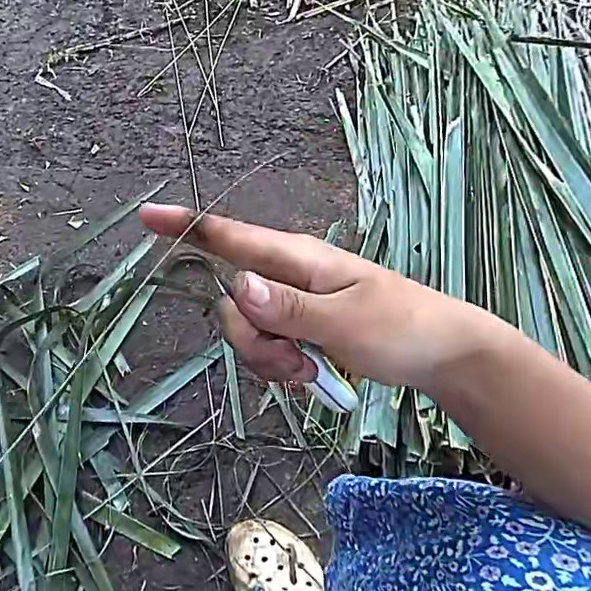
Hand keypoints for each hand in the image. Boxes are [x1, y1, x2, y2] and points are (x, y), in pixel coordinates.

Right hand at [139, 204, 504, 394]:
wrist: (443, 354)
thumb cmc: (403, 327)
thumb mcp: (347, 321)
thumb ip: (290, 307)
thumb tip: (237, 286)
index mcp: (297, 258)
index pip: (232, 236)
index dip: (188, 226)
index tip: (147, 217)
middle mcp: (286, 274)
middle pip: (231, 301)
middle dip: (250, 339)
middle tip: (292, 363)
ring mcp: (292, 301)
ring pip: (246, 328)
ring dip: (267, 358)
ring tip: (309, 371)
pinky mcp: (299, 325)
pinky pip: (266, 345)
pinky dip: (279, 366)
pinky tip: (310, 374)